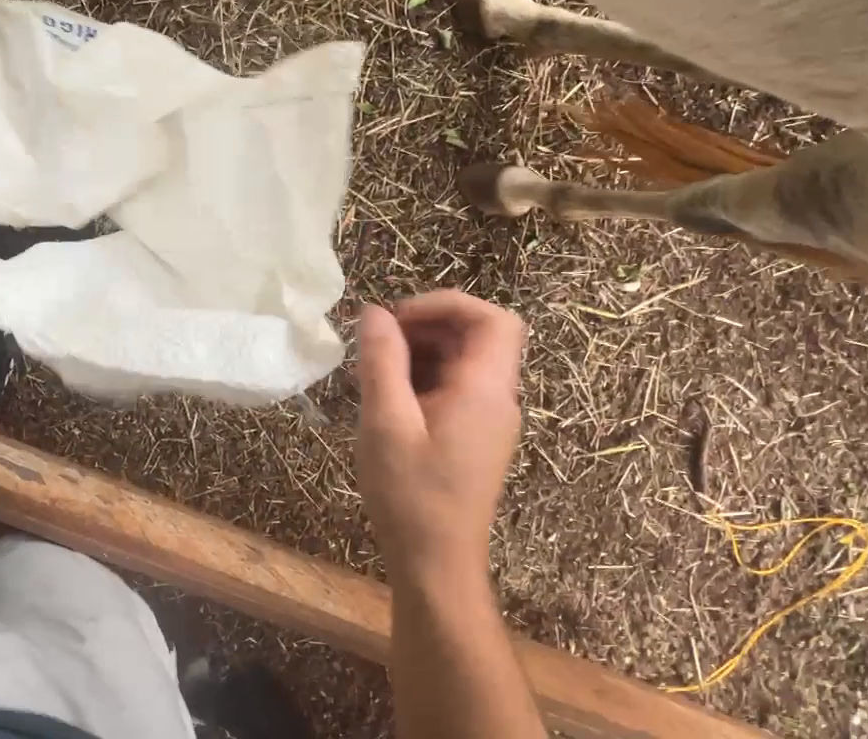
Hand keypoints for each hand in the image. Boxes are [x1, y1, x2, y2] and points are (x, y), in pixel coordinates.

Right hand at [355, 290, 524, 584]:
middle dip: (423, 326)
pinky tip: (384, 397)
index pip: (493, 320)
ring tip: (371, 372)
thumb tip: (374, 312)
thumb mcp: (385, 421)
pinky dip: (418, 376)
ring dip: (416, 351)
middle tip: (374, 343)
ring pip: (460, 359)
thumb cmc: (411, 493)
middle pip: (475, 335)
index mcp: (484, 391)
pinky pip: (451, 384)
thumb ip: (381, 361)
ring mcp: (486, 418)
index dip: (446, 304)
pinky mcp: (471, 434)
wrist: (435, 562)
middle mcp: (495, 399)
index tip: (397, 318)